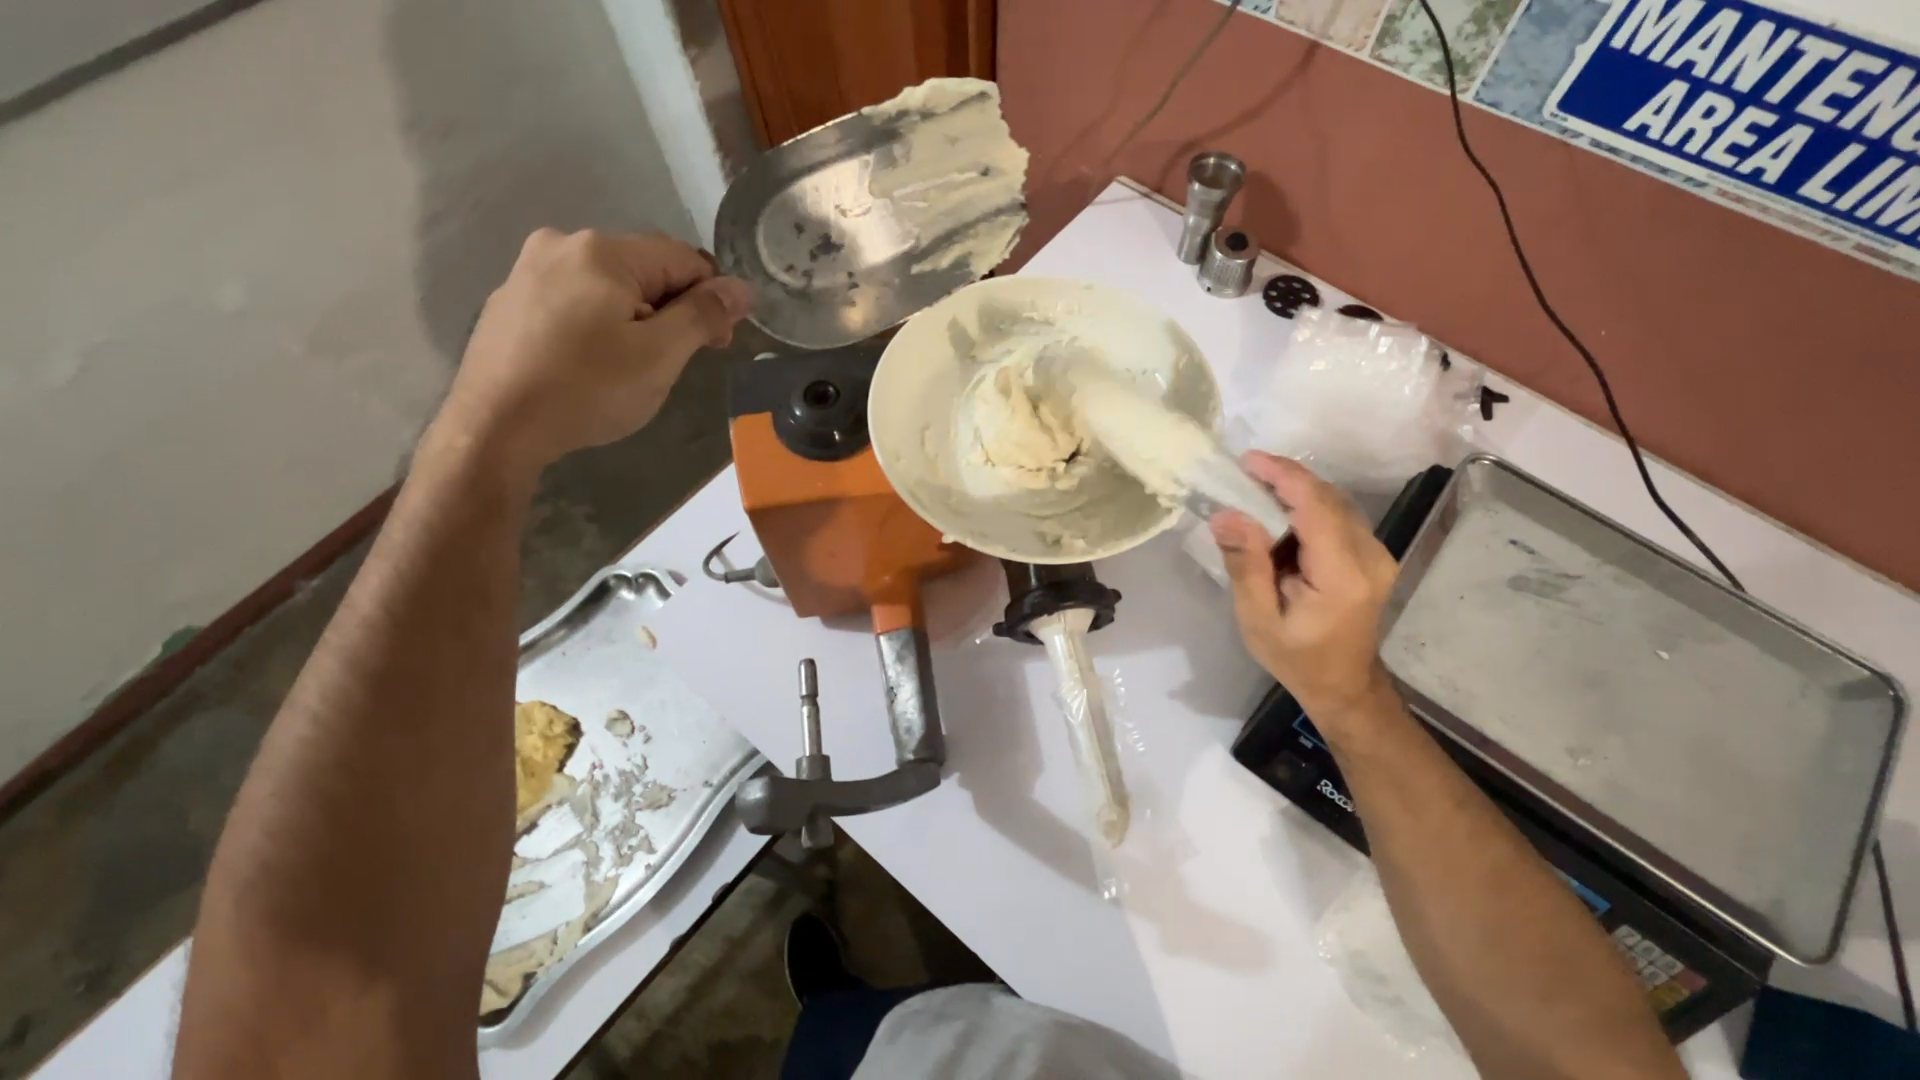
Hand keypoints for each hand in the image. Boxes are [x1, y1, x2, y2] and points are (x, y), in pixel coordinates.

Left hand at [429, 229, 753, 475]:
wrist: (494, 428)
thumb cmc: (587, 389)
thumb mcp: (659, 356)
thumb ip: (703, 315)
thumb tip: (742, 288)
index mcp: (603, 251)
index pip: (684, 259)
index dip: (712, 299)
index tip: (716, 346)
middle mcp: (562, 244)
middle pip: (644, 268)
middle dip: (672, 308)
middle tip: (676, 361)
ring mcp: (527, 271)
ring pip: (607, 285)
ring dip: (634, 316)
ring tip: (631, 366)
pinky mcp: (508, 302)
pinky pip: (573, 301)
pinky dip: (596, 323)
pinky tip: (590, 363)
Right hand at [1211, 452, 1399, 720]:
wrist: (1343, 685)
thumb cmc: (1296, 658)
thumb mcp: (1258, 619)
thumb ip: (1246, 564)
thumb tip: (1226, 514)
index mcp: (1343, 575)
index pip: (1316, 507)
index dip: (1284, 477)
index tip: (1248, 460)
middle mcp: (1370, 557)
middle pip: (1328, 498)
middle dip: (1285, 479)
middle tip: (1243, 475)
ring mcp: (1377, 554)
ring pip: (1335, 503)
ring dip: (1296, 491)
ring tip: (1255, 491)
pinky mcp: (1373, 555)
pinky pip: (1339, 516)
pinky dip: (1307, 507)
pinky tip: (1279, 515)